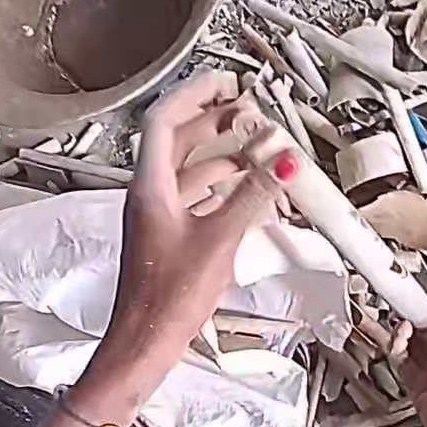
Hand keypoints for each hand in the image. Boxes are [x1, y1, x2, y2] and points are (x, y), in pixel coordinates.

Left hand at [73, 71, 294, 421]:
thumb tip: (282, 161)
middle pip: (180, 143)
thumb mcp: (218, 241)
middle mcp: (150, 197)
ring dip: (222, 156)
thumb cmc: (168, 299)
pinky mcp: (168, 238)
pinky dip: (220, 188)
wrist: (144, 343)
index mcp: (150, 188)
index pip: (165, 122)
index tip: (224, 83)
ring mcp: (158, 218)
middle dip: (216, 123)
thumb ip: (251, 197)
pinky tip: (246, 191)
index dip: (194, 96)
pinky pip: (195, 199)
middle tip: (251, 114)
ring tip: (258, 149)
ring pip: (190, 171)